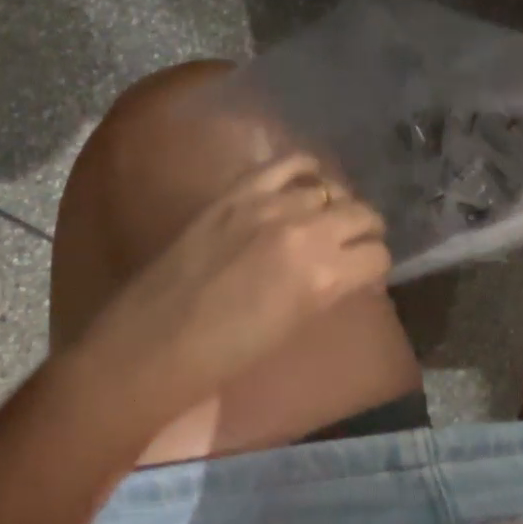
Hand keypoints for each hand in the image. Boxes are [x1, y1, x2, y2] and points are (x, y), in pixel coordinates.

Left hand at [64, 155, 390, 428]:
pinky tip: (308, 183)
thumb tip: (351, 270)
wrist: (145, 353)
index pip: (377, 255)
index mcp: (323, 278)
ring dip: (338, 205)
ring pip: (332, 188)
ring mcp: (270, 206)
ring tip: (327, 218)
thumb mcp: (294, 326)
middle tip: (354, 246)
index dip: (375, 267)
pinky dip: (307, 170)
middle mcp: (306, 233)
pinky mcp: (239, 192)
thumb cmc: (222, 359)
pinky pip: (291, 163)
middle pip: (362, 215)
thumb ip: (329, 289)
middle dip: (365, 232)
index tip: (366, 275)